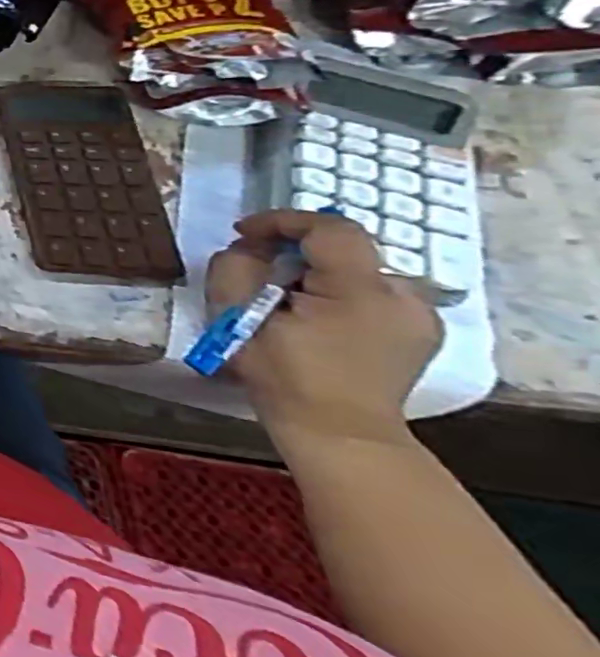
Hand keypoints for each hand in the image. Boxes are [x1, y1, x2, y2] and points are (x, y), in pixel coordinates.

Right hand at [207, 209, 441, 441]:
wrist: (338, 435)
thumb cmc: (283, 377)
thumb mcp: (238, 317)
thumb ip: (236, 268)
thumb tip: (250, 247)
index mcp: (363, 292)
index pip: (330, 228)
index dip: (282, 220)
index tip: (243, 232)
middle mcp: (405, 297)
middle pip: (342, 249)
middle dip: (294, 252)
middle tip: (258, 271)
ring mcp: (420, 316)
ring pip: (355, 270)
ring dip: (315, 272)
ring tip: (284, 299)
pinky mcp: (419, 331)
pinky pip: (371, 292)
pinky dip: (337, 291)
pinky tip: (314, 317)